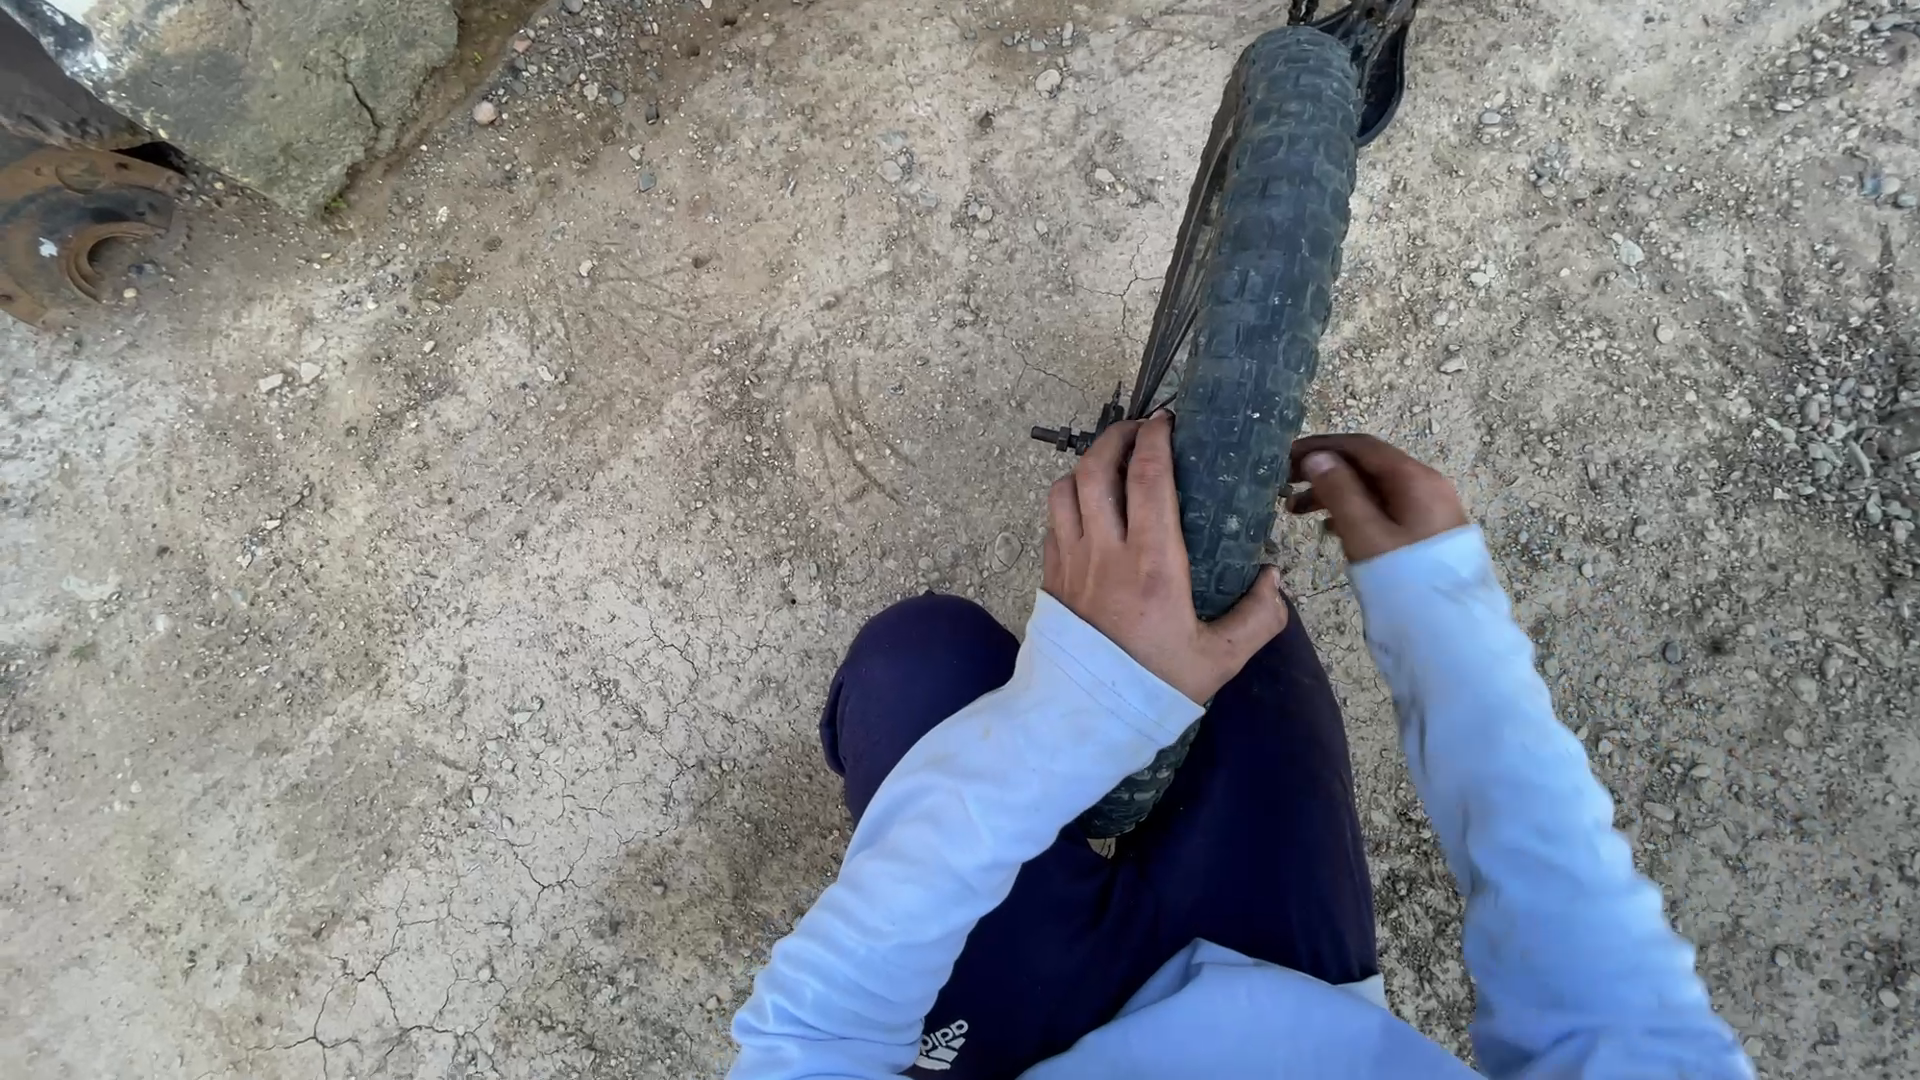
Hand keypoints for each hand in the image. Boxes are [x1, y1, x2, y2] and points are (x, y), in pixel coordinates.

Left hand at [1043, 413, 1288, 703]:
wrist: (1085, 714)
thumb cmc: (1153, 684)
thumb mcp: (1220, 658)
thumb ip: (1259, 616)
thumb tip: (1273, 579)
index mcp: (1151, 562)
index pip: (1149, 478)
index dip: (1156, 439)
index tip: (1167, 421)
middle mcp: (1104, 550)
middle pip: (1095, 469)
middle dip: (1116, 437)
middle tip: (1138, 430)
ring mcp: (1070, 559)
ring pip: (1064, 488)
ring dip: (1085, 465)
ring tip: (1109, 464)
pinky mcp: (1050, 574)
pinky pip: (1053, 519)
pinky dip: (1068, 498)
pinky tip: (1088, 507)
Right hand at [1287, 434, 1469, 562]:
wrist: (1449, 624)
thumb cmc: (1404, 575)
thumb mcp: (1364, 531)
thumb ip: (1339, 491)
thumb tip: (1316, 458)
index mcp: (1413, 479)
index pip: (1361, 446)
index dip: (1321, 446)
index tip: (1286, 456)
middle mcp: (1424, 485)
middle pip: (1366, 466)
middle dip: (1324, 471)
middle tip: (1286, 484)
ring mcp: (1426, 508)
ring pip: (1372, 489)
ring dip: (1333, 494)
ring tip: (1297, 512)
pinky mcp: (1423, 530)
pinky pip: (1382, 508)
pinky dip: (1351, 510)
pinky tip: (1328, 527)